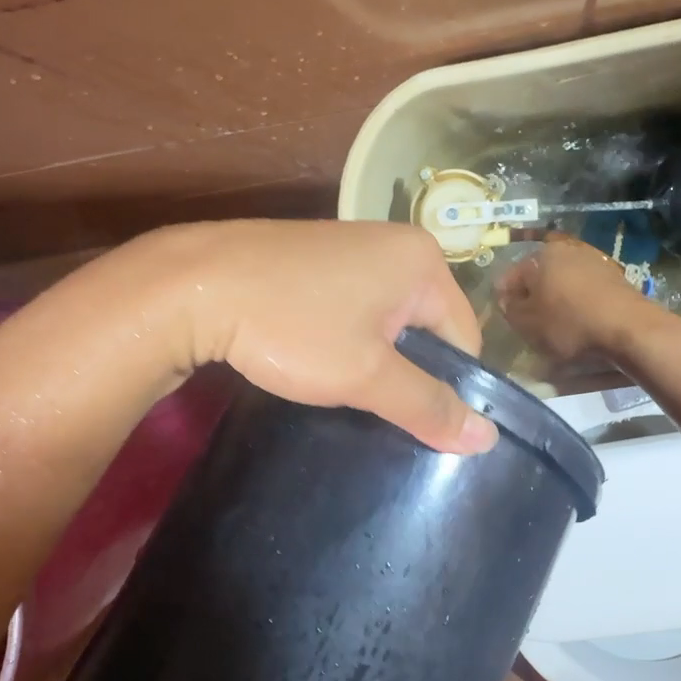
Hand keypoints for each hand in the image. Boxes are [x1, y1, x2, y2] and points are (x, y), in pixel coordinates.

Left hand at [141, 219, 496, 454]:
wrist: (191, 286)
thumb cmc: (291, 328)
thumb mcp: (367, 376)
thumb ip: (429, 406)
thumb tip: (489, 437)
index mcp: (424, 261)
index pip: (464, 339)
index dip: (447, 387)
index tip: (413, 419)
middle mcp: (396, 243)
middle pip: (428, 328)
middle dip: (407, 371)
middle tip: (375, 407)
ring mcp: (353, 245)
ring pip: (389, 320)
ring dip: (375, 357)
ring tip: (342, 387)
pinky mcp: (316, 257)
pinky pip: (356, 307)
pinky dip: (347, 337)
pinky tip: (318, 358)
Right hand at [496, 233, 652, 360]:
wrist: (628, 329)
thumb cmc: (569, 324)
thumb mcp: (526, 323)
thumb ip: (509, 308)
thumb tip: (506, 298)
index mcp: (542, 255)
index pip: (512, 275)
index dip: (505, 298)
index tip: (507, 319)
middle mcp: (569, 249)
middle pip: (540, 276)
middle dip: (533, 298)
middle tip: (530, 324)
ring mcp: (595, 261)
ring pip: (564, 283)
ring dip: (557, 302)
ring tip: (556, 327)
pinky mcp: (616, 278)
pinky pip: (586, 292)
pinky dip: (579, 305)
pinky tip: (581, 324)